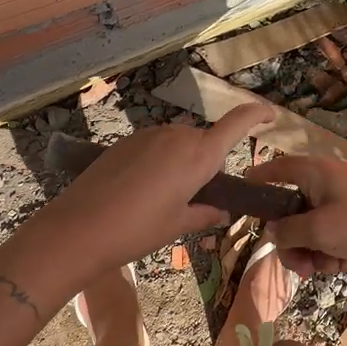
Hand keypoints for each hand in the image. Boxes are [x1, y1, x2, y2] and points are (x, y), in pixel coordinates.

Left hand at [28, 104, 275, 273]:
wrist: (74, 230)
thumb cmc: (135, 231)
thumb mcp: (176, 226)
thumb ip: (205, 214)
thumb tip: (222, 211)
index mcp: (200, 156)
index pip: (239, 121)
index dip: (259, 114)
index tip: (272, 115)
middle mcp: (180, 136)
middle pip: (205, 140)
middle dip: (206, 160)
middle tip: (194, 195)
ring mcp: (152, 134)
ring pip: (179, 143)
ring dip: (180, 161)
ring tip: (160, 198)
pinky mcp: (128, 140)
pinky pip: (156, 145)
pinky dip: (158, 161)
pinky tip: (138, 190)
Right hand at [243, 154, 346, 275]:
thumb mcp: (319, 230)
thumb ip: (289, 230)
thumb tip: (274, 230)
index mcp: (316, 172)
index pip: (278, 168)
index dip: (258, 178)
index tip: (241, 192)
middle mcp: (328, 180)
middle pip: (292, 210)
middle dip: (293, 243)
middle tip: (302, 267)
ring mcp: (344, 197)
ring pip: (311, 227)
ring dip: (314, 251)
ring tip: (331, 265)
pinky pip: (331, 233)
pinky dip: (333, 250)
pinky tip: (346, 262)